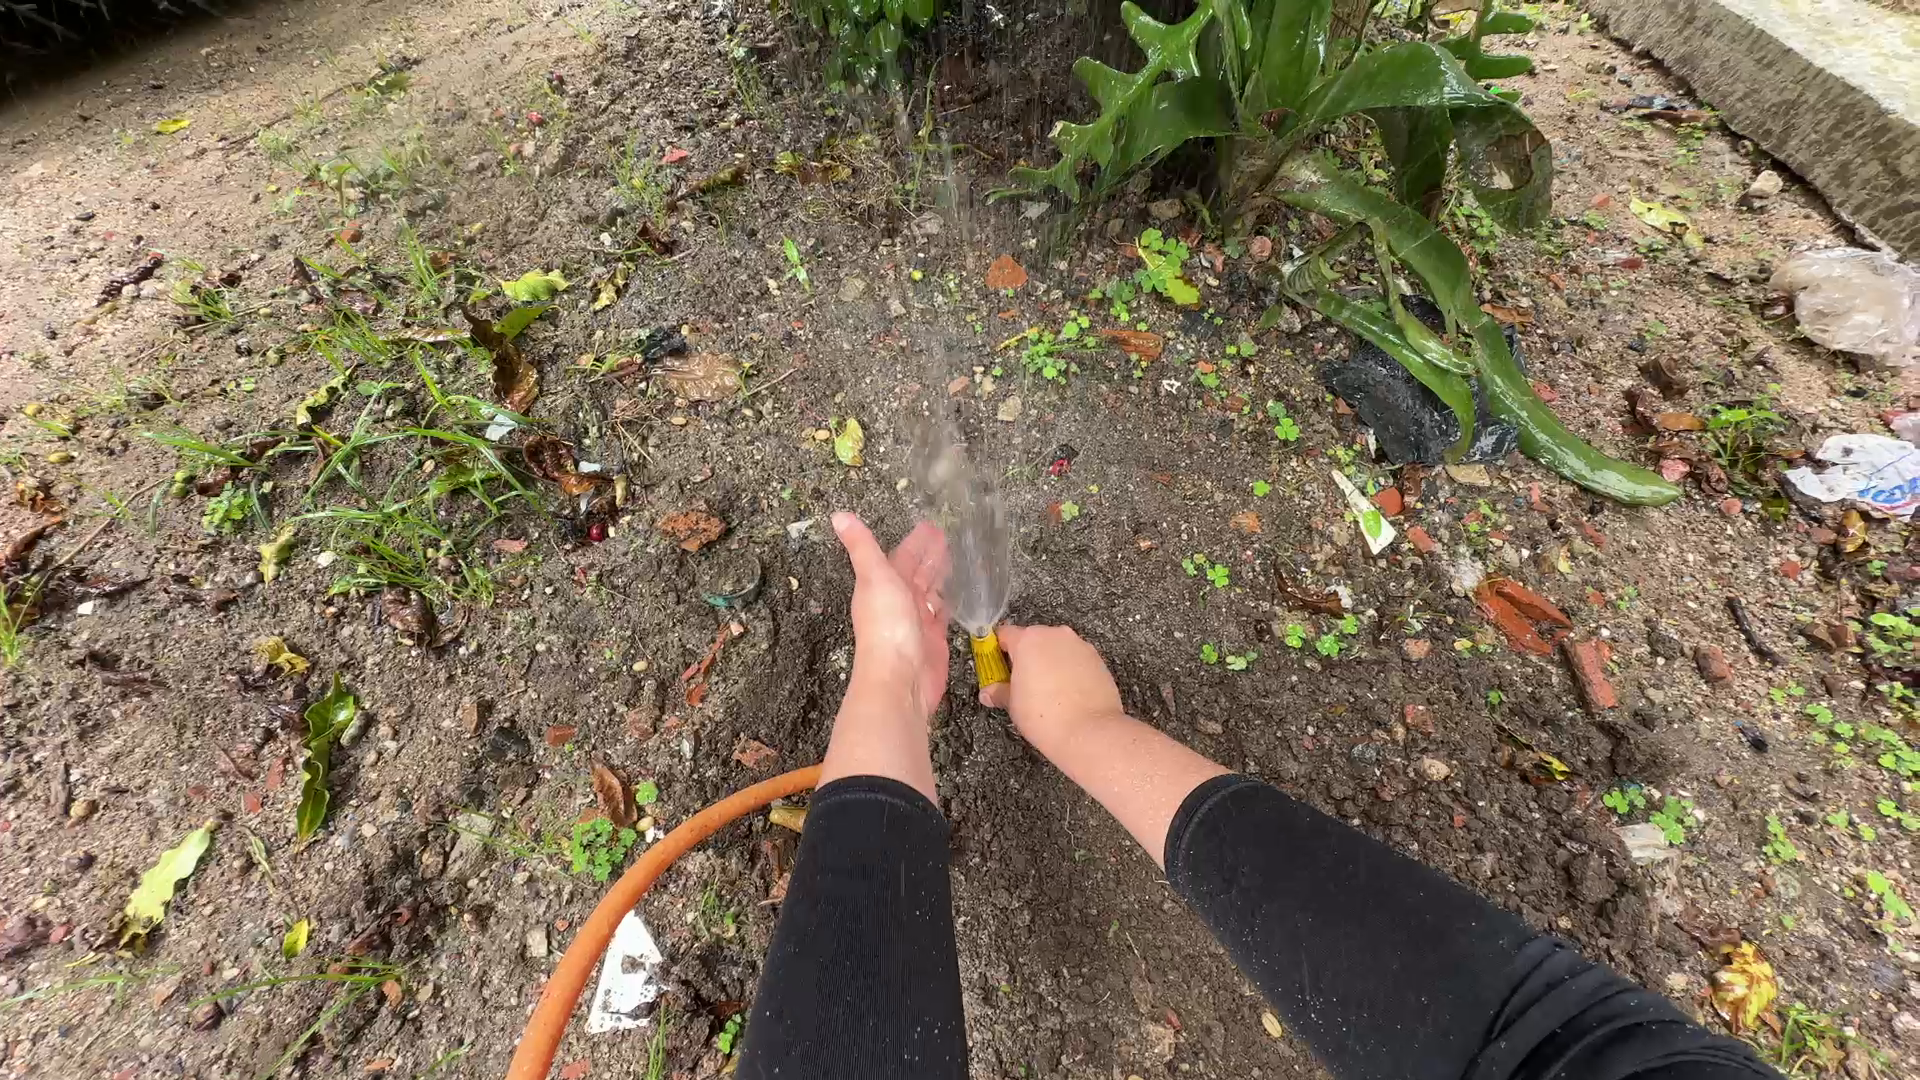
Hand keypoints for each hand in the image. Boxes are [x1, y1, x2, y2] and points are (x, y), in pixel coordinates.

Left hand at [833, 512, 950, 717]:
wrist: (900, 677)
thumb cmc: (886, 626)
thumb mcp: (873, 577)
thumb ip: (862, 546)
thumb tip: (838, 515)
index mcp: (882, 585)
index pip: (902, 557)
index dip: (916, 542)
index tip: (931, 525)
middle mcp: (899, 601)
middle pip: (917, 572)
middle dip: (930, 555)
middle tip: (948, 535)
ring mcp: (917, 620)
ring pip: (931, 590)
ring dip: (941, 575)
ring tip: (957, 558)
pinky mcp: (934, 638)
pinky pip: (943, 613)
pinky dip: (950, 601)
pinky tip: (958, 593)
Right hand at [978, 624, 1125, 746]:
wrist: (1089, 732)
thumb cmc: (1047, 717)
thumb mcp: (1013, 704)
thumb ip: (1000, 692)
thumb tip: (989, 692)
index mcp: (1028, 640)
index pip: (1005, 634)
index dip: (997, 649)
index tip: (996, 665)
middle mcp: (1055, 635)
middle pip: (1033, 639)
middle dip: (1025, 657)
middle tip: (1020, 682)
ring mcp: (1079, 645)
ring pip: (1056, 648)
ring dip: (1049, 662)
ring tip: (1046, 690)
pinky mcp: (1097, 659)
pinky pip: (1076, 659)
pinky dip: (1069, 670)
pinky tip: (1066, 693)